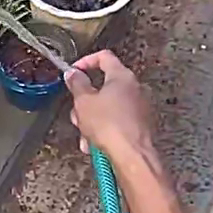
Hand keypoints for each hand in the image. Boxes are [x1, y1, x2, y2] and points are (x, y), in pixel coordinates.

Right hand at [65, 49, 156, 164]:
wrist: (131, 155)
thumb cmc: (110, 126)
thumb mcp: (83, 102)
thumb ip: (76, 84)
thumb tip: (73, 74)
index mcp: (121, 76)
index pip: (103, 57)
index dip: (85, 61)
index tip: (74, 72)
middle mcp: (134, 88)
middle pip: (103, 86)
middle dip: (86, 100)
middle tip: (77, 112)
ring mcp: (138, 107)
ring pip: (107, 107)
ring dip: (92, 119)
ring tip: (85, 135)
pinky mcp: (139, 125)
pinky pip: (115, 122)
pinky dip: (103, 131)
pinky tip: (94, 144)